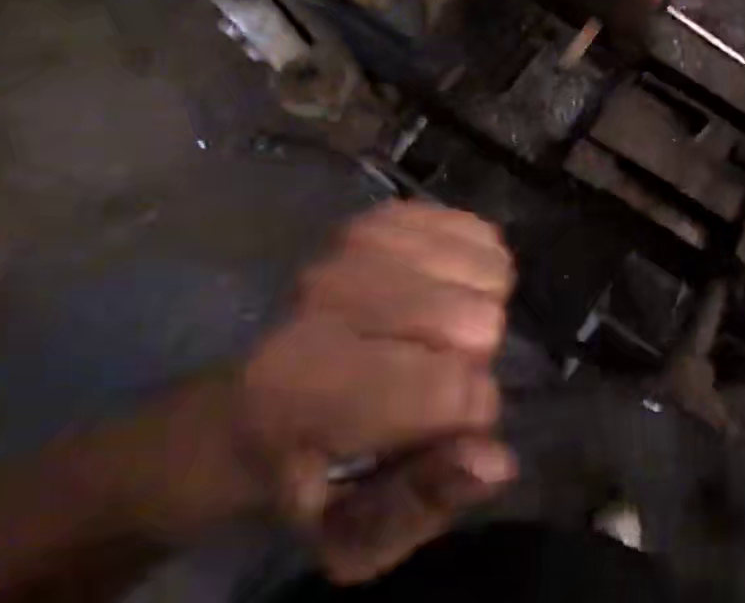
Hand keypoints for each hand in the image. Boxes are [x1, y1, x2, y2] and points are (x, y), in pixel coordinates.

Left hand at [233, 201, 517, 581]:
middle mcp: (326, 299)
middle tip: (435, 374)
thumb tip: (496, 458)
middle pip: (479, 321)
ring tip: (436, 333)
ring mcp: (354, 245)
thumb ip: (426, 499)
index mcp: (307, 389)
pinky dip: (477, 266)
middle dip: (476, 357)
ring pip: (490, 270)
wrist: (248, 401)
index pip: (452, 388)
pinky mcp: (381, 215)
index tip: (446, 427)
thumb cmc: (308, 469)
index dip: (472, 414)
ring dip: (481, 306)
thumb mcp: (354, 528)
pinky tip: (442, 290)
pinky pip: (480, 233)